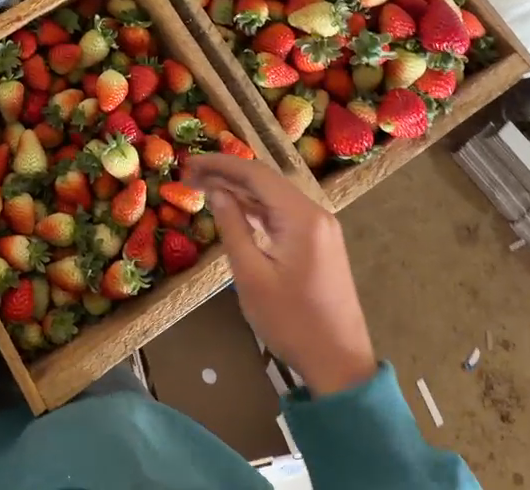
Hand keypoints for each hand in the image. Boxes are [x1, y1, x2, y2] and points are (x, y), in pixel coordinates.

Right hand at [187, 153, 377, 395]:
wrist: (340, 365)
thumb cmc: (291, 322)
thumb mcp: (252, 275)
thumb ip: (233, 227)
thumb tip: (216, 192)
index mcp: (301, 217)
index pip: (256, 174)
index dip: (220, 164)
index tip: (189, 163)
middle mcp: (315, 214)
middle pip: (266, 181)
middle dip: (227, 174)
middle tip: (190, 175)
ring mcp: (321, 229)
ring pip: (274, 197)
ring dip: (241, 190)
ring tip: (204, 188)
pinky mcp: (320, 244)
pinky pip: (284, 215)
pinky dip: (257, 209)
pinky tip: (234, 210)